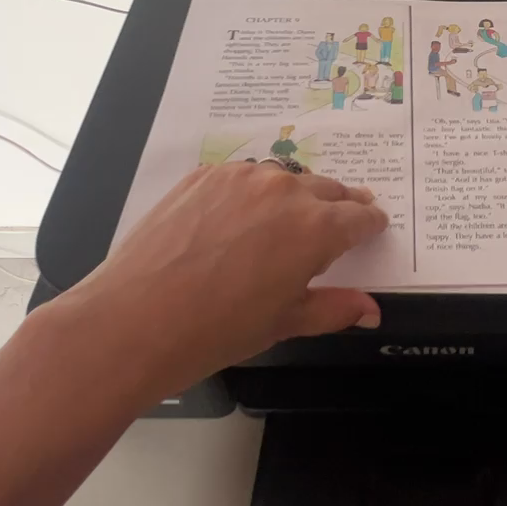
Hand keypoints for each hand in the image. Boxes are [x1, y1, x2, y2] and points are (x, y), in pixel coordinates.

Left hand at [56, 161, 386, 402]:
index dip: (369, 223)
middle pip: (328, 189)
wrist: (134, 319)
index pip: (360, 216)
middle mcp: (285, 191)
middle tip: (337, 223)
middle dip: (338, 206)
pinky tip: (237, 221)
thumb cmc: (216, 330)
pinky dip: (251, 194)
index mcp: (315, 228)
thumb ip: (334, 308)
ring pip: (285, 179)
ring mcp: (242, 178)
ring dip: (293, 197)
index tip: (373, 226)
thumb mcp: (284, 323)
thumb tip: (371, 309)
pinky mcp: (205, 175)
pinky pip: (243, 178)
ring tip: (283, 223)